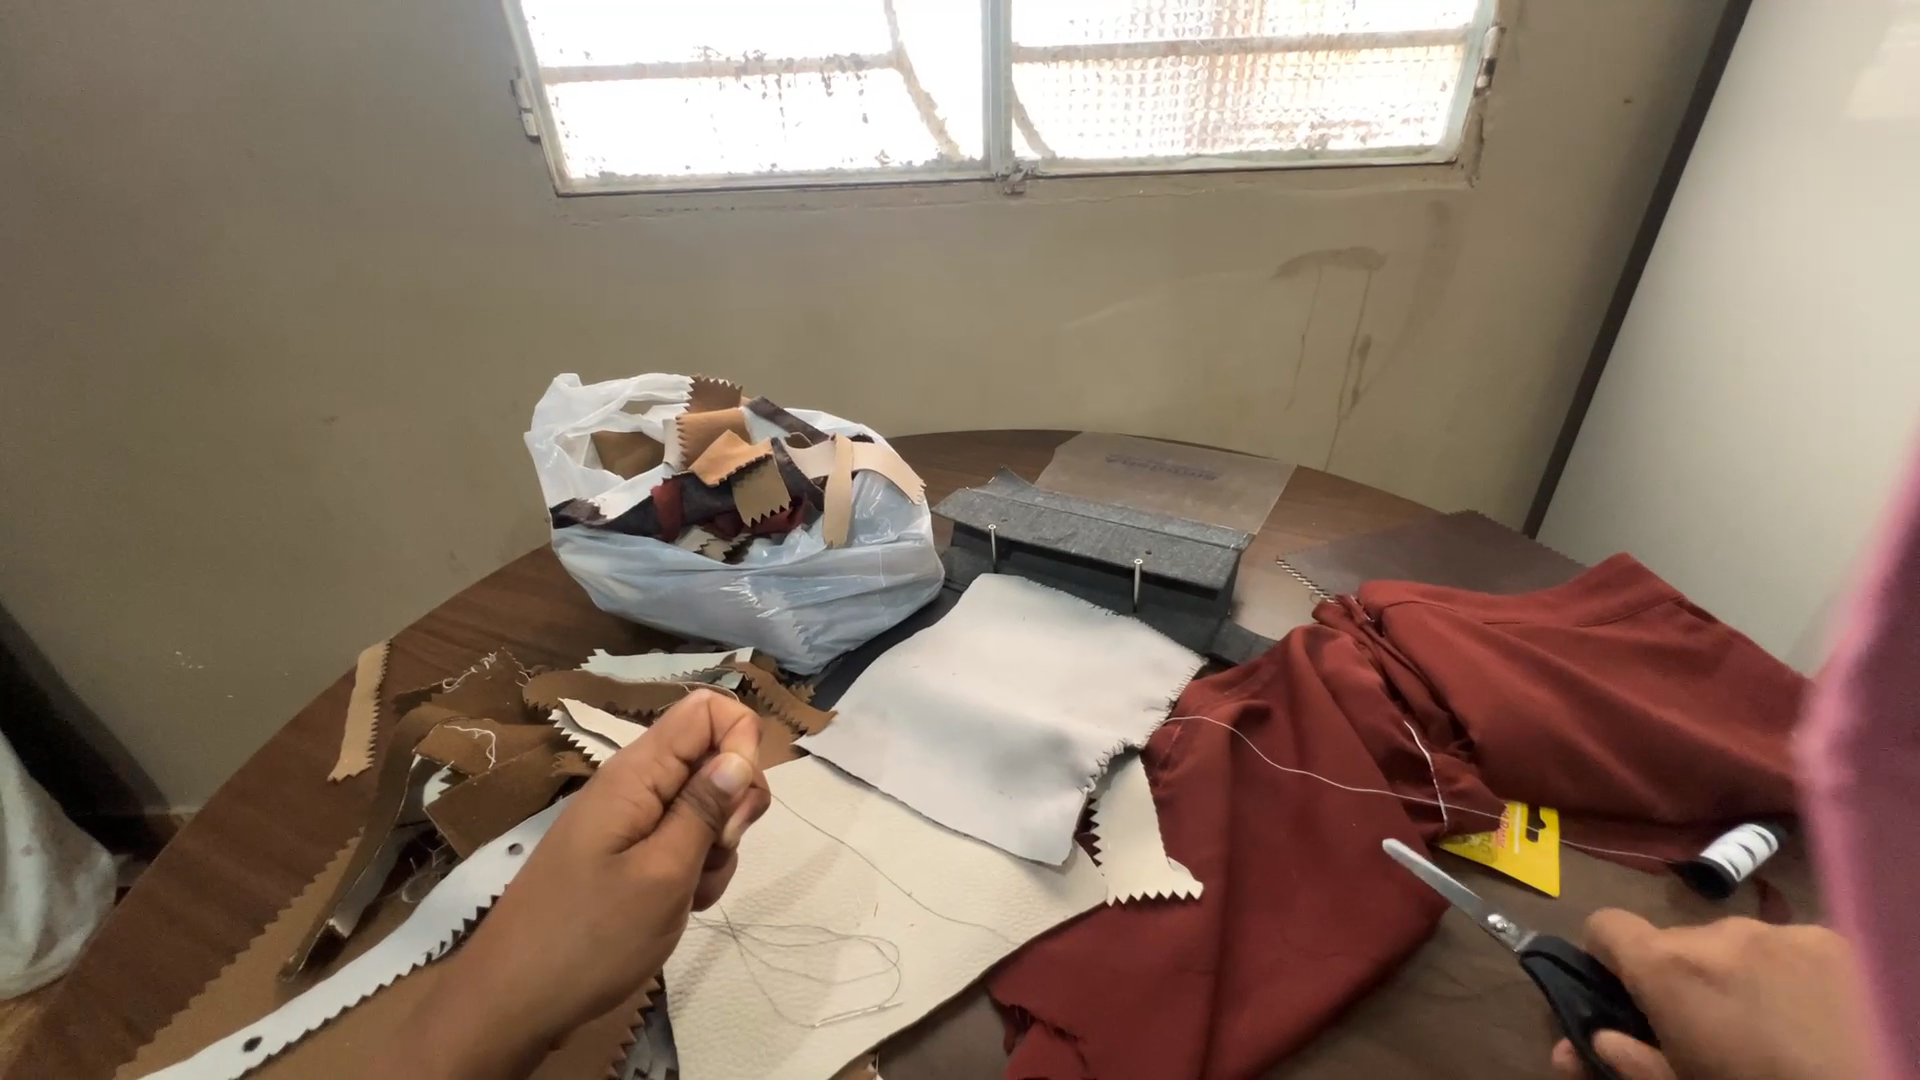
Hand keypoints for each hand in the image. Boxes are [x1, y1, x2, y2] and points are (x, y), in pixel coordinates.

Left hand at [379, 690, 772, 1079]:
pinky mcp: (633, 850)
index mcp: (639, 771)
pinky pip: (687, 839)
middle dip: (735, 801)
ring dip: (718, 844)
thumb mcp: (663, 873)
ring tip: (689, 890)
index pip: (709, 708)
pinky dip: (698, 868)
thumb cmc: (589, 937)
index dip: (740, 739)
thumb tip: (741, 752)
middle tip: (719, 848)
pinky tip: (680, 903)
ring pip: (709, 803)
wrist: (510, 1007)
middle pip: (716, 755)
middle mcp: (638, 782)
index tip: (738, 798)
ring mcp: (635, 818)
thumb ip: (707, 808)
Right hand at [1549, 910, 1868, 1079]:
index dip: (1610, 957)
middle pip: (1679, 943)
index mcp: (1665, 965)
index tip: (1632, 994)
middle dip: (1692, 978)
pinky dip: (1801, 977)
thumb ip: (1630, 1061)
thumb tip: (1589, 1040)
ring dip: (1747, 976)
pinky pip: (1797, 951)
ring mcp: (1784, 935)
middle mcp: (1715, 933)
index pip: (1605, 926)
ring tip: (1789, 1029)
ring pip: (1740, 946)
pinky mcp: (1841, 945)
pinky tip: (1832, 1021)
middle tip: (1724, 1032)